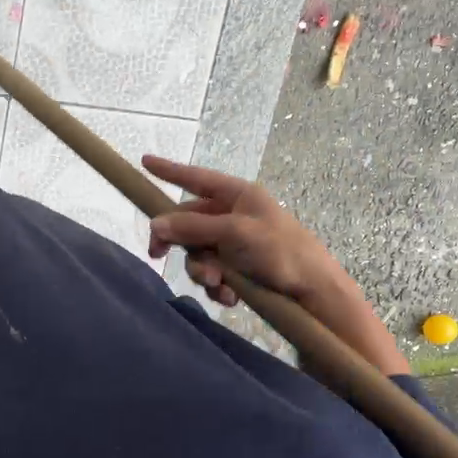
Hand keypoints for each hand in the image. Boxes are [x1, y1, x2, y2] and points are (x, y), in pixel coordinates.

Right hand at [143, 156, 345, 308]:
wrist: (314, 291)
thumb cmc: (280, 251)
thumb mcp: (234, 233)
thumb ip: (193, 227)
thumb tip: (155, 224)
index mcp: (237, 196)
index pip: (196, 178)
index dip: (169, 170)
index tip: (144, 161)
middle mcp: (233, 216)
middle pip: (188, 222)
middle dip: (179, 243)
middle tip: (156, 255)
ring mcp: (234, 243)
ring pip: (196, 253)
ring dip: (201, 271)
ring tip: (217, 284)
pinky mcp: (238, 267)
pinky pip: (211, 273)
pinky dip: (215, 286)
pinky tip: (229, 296)